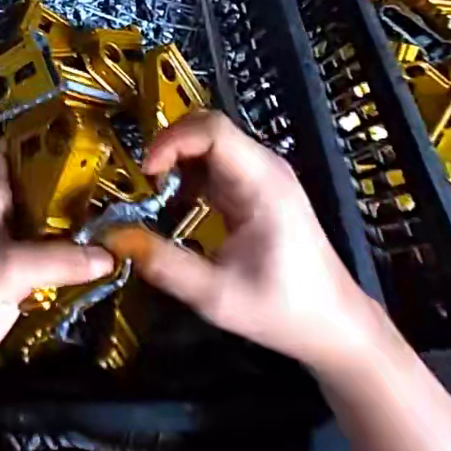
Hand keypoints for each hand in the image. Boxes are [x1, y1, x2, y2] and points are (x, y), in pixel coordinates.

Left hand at [0, 148, 115, 373]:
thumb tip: (112, 256)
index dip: (31, 140)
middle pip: (26, 189)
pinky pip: (34, 257)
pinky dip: (57, 254)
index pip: (3, 154)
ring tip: (106, 217)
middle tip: (106, 182)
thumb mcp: (11, 270)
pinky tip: (85, 259)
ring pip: (32, 225)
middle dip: (61, 183)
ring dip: (62, 222)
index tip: (72, 136)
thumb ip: (61, 260)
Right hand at [109, 112, 382, 369]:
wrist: (334, 324)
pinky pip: (214, 160)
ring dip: (177, 157)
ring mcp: (261, 174)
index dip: (172, 140)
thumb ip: (165, 266)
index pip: (212, 129)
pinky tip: (177, 200)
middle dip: (169, 144)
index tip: (147, 171)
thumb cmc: (283, 310)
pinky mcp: (255, 185)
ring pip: (208, 139)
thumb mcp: (216, 296)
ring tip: (156, 190)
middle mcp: (264, 167)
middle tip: (145, 178)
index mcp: (262, 183)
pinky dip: (188, 170)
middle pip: (208, 125)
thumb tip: (116, 239)